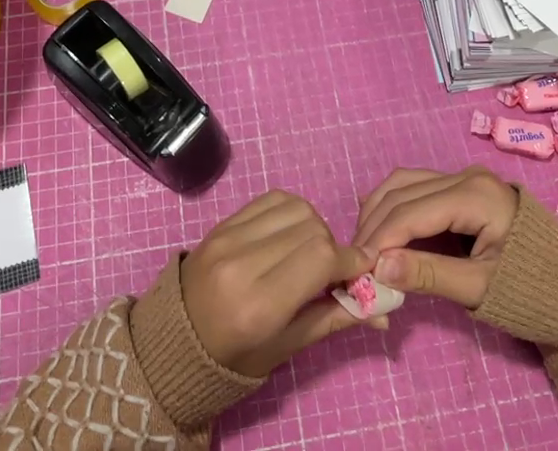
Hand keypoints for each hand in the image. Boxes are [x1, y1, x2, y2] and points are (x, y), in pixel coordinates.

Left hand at [180, 190, 374, 377]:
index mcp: (259, 305)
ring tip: (308, 252)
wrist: (175, 343)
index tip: (363, 269)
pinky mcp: (221, 223)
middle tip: (332, 269)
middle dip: (333, 246)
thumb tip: (382, 309)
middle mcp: (242, 264)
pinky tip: (290, 235)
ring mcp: (227, 238)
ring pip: (295, 208)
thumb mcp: (286, 347)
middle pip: (312, 229)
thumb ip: (334, 318)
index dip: (350, 259)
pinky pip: (271, 201)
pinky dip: (291, 213)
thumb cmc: (234, 356)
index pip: (320, 258)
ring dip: (314, 226)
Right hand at [353, 167, 518, 308]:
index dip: (378, 239)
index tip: (355, 271)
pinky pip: (416, 190)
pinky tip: (379, 230)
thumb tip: (378, 267)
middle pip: (402, 193)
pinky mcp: (462, 190)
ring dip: (379, 214)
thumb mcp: (480, 289)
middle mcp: (467, 177)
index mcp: (476, 195)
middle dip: (373, 227)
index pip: (410, 212)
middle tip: (353, 265)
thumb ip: (428, 274)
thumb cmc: (535, 291)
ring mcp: (465, 179)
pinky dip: (394, 208)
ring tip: (364, 251)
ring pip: (405, 185)